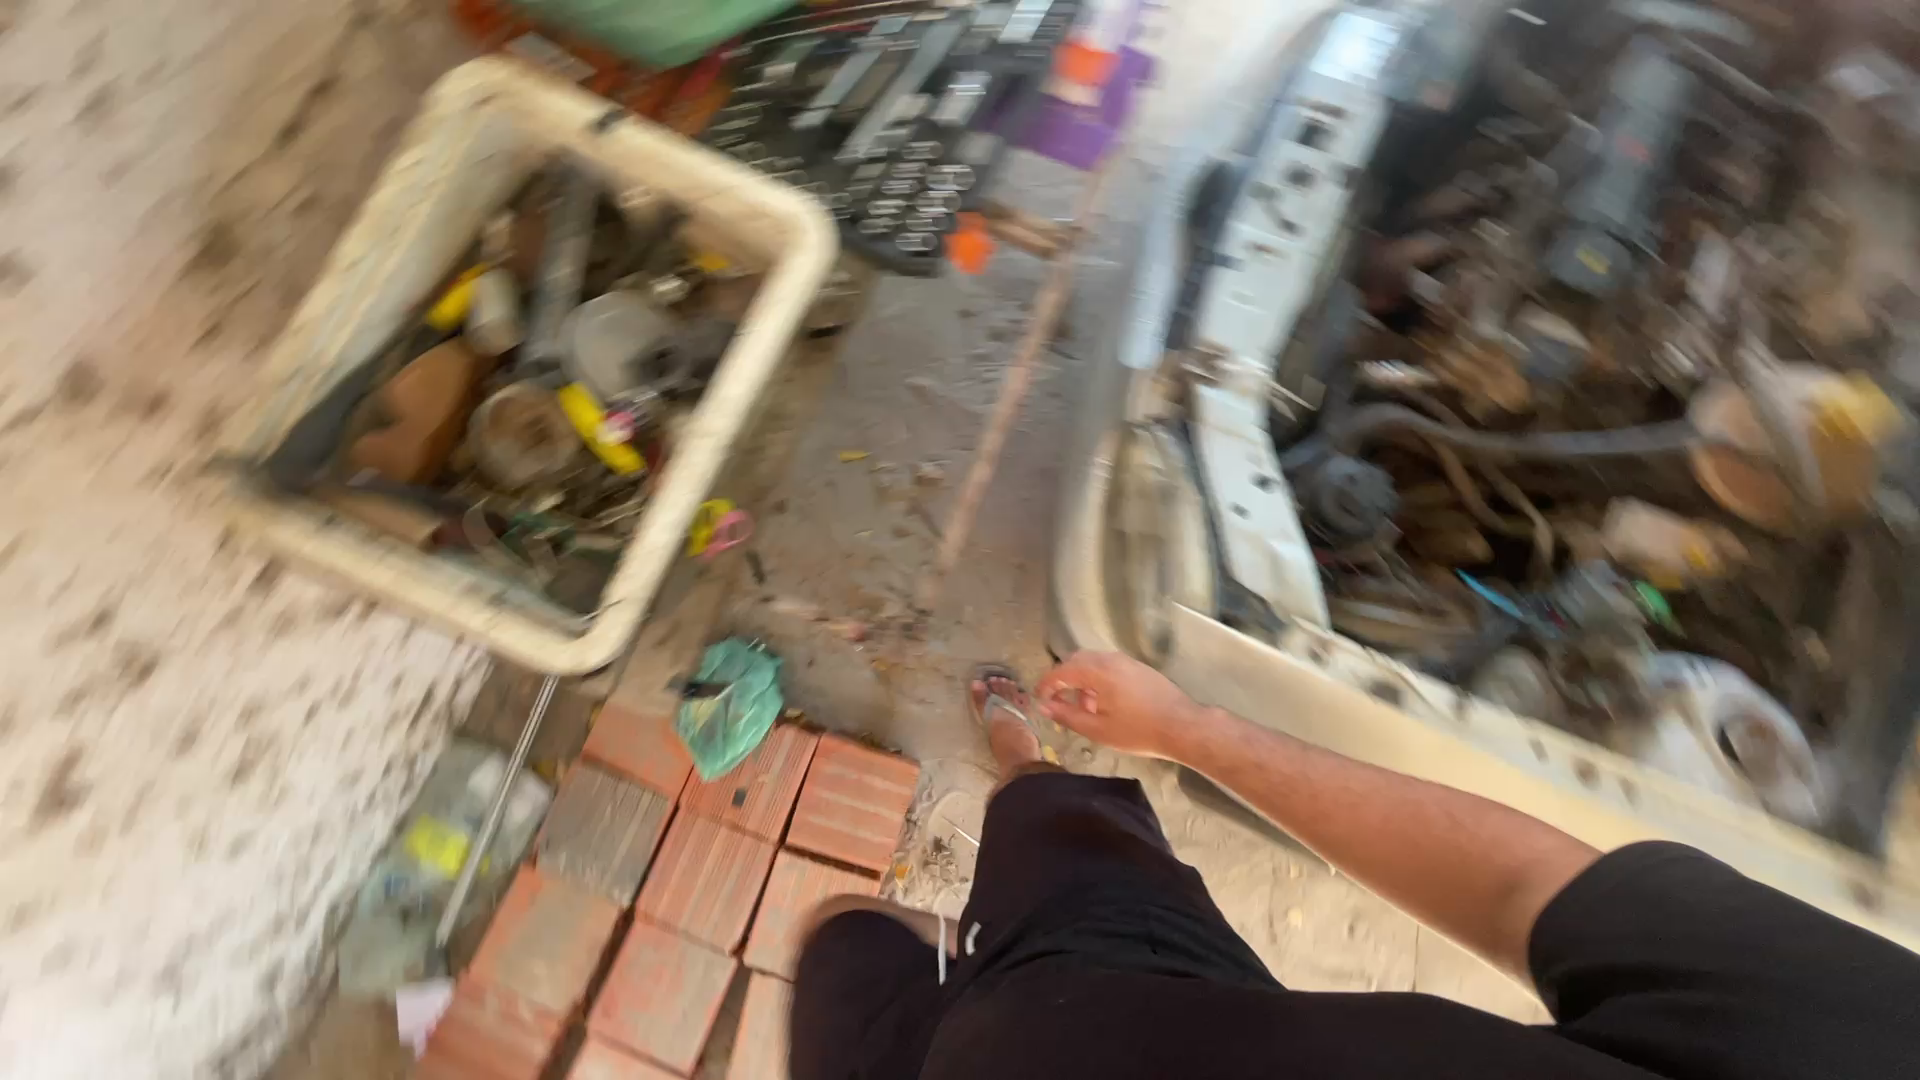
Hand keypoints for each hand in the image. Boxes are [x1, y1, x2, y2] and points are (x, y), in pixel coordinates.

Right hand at [1035, 651, 1205, 759]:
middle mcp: (1111, 659)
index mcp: (1098, 671)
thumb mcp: (1097, 729)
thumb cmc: (1138, 731)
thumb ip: (1067, 715)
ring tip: (1087, 709)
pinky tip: (1107, 705)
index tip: (1039, 699)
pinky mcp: (1139, 668)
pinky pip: (1109, 667)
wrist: (1183, 727)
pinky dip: (1099, 681)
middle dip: (1064, 681)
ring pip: (1094, 663)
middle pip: (1077, 661)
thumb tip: (1044, 706)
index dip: (1046, 684)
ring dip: (1083, 682)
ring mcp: (1127, 661)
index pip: (1061, 671)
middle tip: (1060, 703)